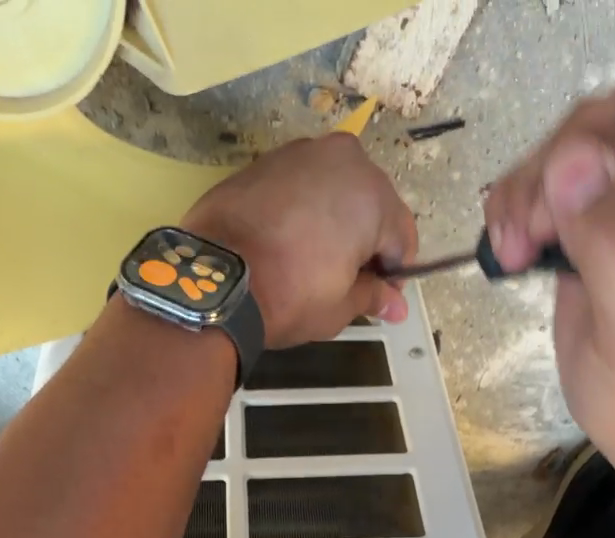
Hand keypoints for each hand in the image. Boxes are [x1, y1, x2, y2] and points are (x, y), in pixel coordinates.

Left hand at [183, 134, 417, 348]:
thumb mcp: (339, 306)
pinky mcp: (264, 161)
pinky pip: (299, 184)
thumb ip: (373, 296)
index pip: (401, 235)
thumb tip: (396, 305)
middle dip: (366, 239)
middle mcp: (343, 160)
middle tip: (349, 278)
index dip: (394, 271)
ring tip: (316, 258)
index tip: (382, 296)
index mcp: (372, 195)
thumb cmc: (289, 294)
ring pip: (334, 187)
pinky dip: (303, 207)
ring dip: (335, 218)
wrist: (213, 278)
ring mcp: (300, 154)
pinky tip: (288, 240)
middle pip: (369, 203)